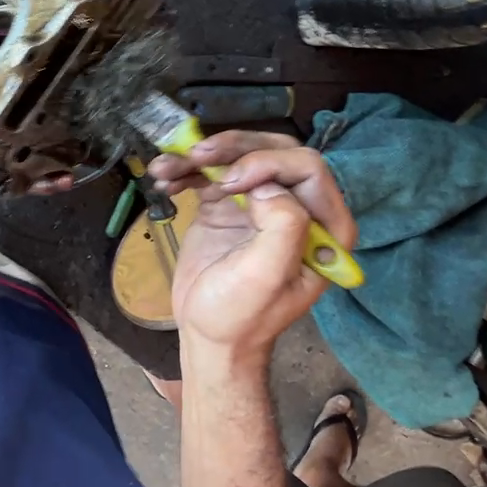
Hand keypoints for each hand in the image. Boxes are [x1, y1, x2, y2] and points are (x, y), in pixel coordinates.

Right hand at [150, 132, 357, 361]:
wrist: (206, 337)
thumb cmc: (241, 315)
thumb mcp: (266, 276)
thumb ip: (282, 226)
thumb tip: (266, 186)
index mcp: (323, 226)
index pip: (307, 168)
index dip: (267, 164)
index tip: (227, 182)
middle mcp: (296, 208)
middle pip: (272, 152)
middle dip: (233, 148)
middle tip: (196, 156)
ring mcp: (258, 206)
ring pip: (237, 158)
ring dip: (199, 157)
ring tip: (165, 167)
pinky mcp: (226, 208)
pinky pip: (209, 176)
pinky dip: (184, 172)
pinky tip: (162, 178)